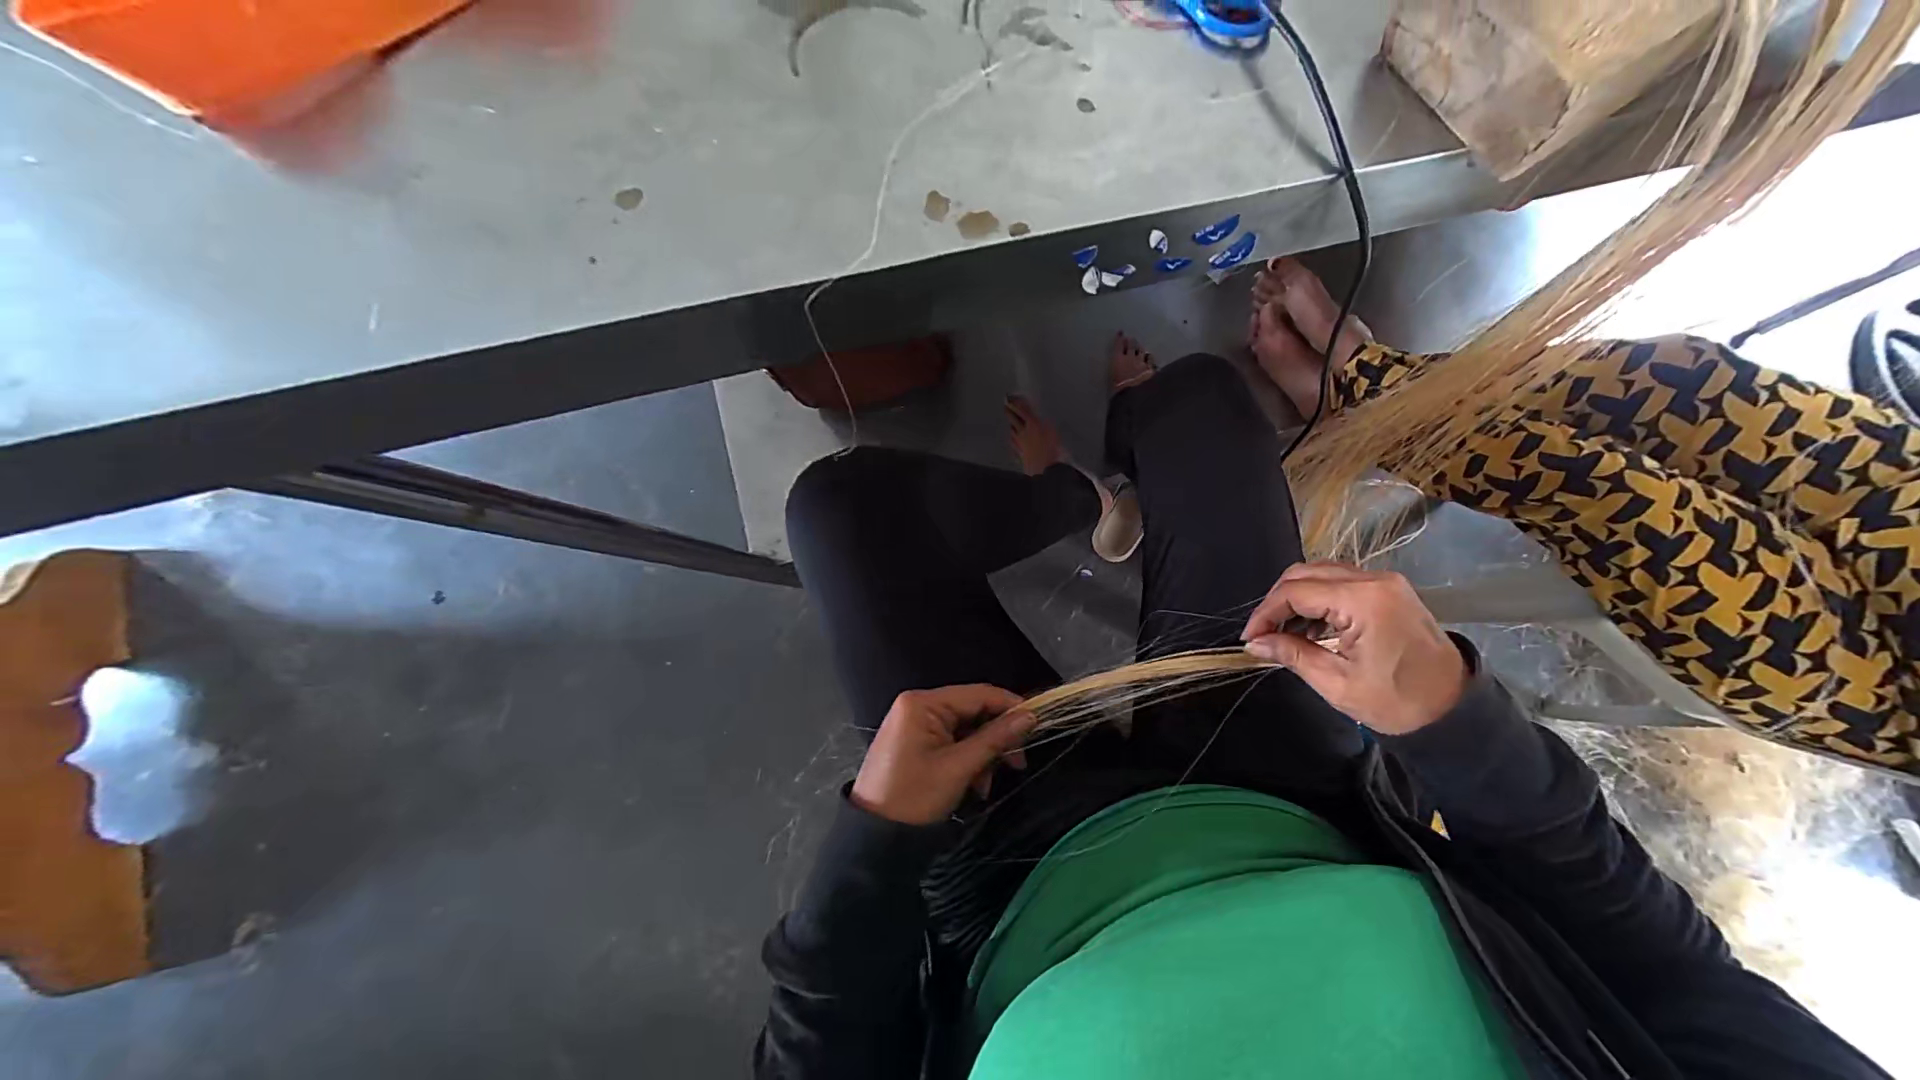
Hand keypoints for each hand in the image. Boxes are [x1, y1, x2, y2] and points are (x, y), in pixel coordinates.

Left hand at [851, 685, 1036, 824]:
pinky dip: (967, 762)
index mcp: (923, 703)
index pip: (978, 694)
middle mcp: (917, 706)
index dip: (1010, 707)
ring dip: (982, 755)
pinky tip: (972, 786)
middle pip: (972, 712)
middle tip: (1017, 765)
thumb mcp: (959, 768)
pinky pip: (951, 743)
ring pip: (965, 730)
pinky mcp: (914, 743)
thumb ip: (996, 738)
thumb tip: (1030, 716)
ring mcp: (914, 724)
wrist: (873, 838)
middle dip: (995, 739)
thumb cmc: (915, 797)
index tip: (1037, 725)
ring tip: (984, 786)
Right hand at [1239, 563, 1466, 735]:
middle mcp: (1374, 580)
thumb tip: (1256, 643)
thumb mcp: (1337, 683)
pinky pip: (1339, 581)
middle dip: (1277, 601)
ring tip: (1283, 631)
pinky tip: (1310, 626)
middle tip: (1263, 633)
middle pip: (1304, 573)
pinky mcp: (1389, 590)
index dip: (1265, 613)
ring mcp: (1384, 582)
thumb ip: (1292, 655)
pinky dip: (1317, 598)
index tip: (1251, 638)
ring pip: (1320, 573)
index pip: (1295, 592)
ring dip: (1295, 597)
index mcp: (1363, 601)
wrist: (1456, 709)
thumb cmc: (1398, 701)